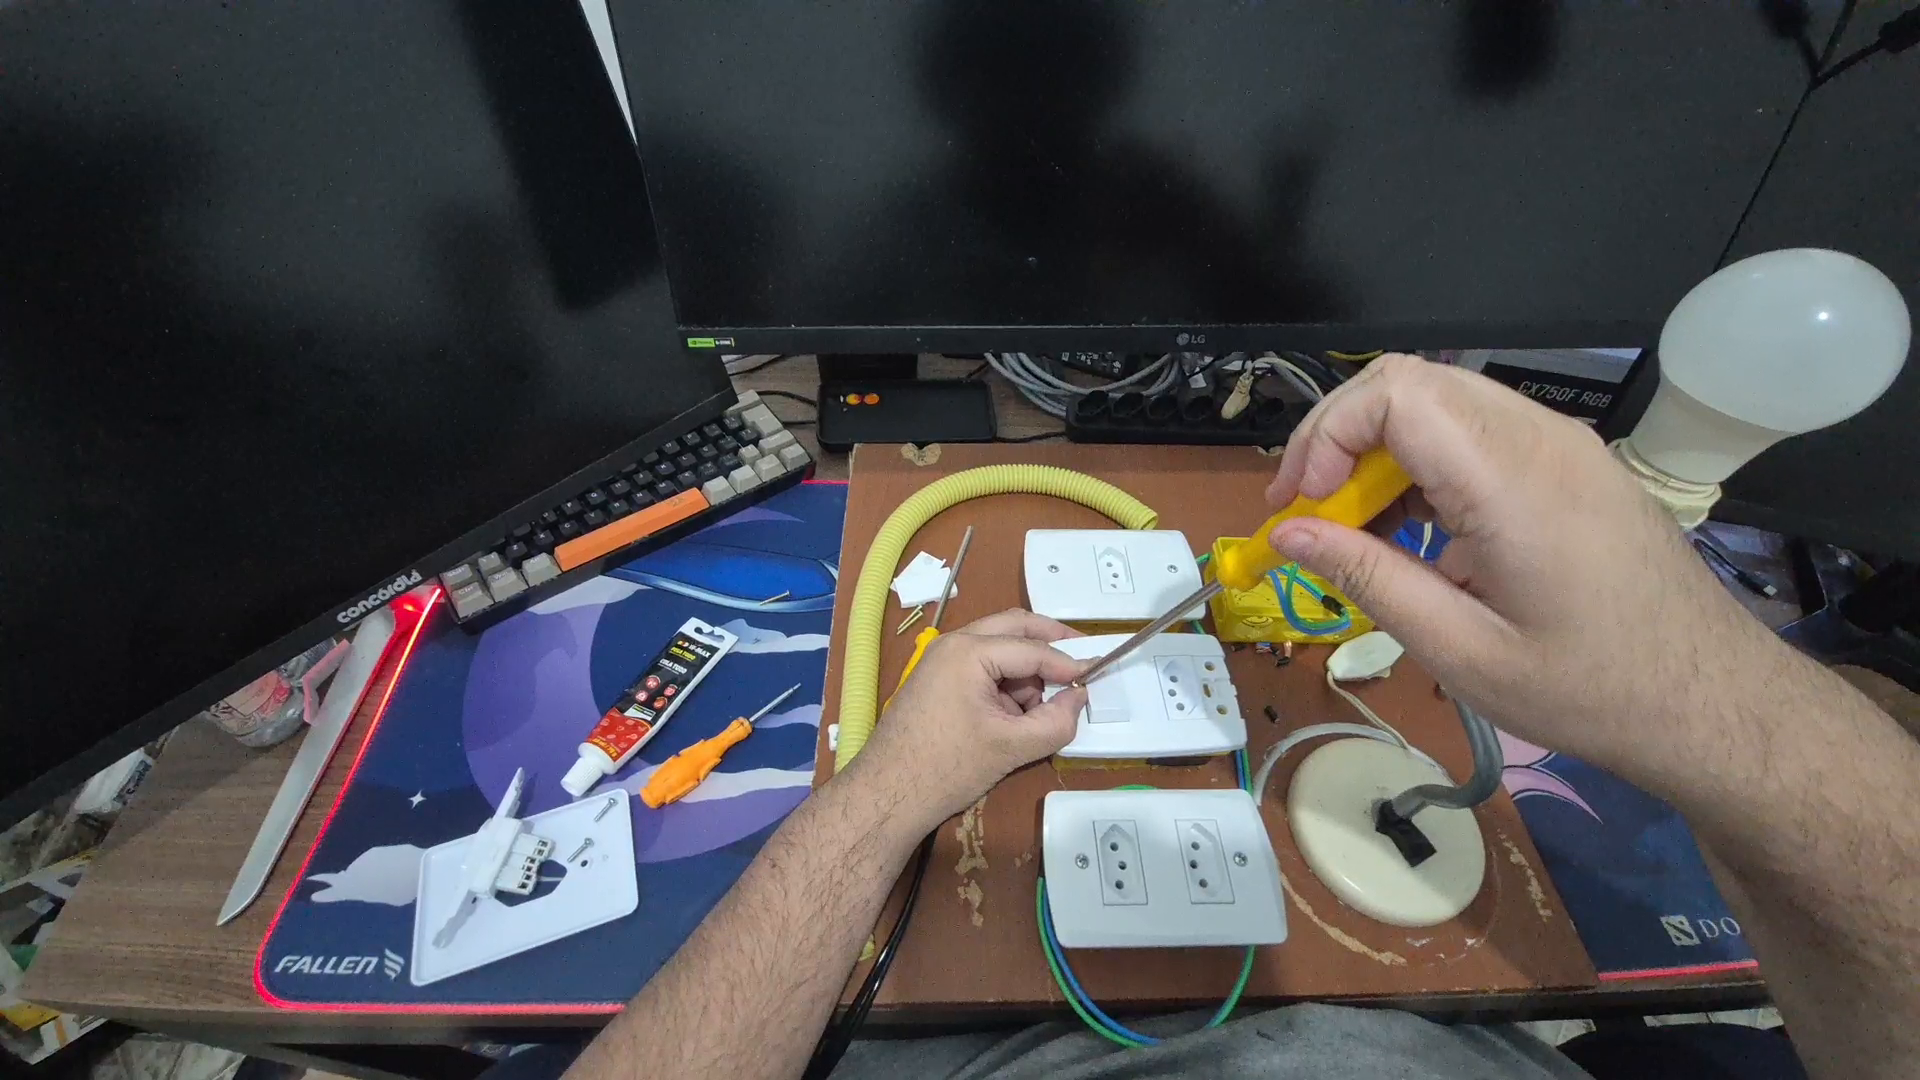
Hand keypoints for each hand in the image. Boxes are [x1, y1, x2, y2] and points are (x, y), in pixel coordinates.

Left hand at [848, 609, 1088, 832]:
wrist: (886, 794)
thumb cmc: (945, 767)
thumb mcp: (1010, 747)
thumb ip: (1055, 722)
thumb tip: (1080, 699)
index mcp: (968, 651)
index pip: (1030, 648)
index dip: (1067, 663)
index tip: (1097, 674)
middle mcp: (954, 644)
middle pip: (1014, 628)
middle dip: (1049, 643)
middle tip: (1082, 659)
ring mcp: (942, 660)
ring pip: (999, 648)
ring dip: (1028, 668)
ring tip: (1046, 707)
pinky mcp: (940, 680)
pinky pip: (984, 668)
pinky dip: (1008, 682)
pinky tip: (1020, 714)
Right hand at [1264, 354, 1775, 772]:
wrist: (1718, 705)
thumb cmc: (1588, 688)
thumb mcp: (1458, 648)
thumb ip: (1366, 577)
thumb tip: (1286, 533)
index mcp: (1514, 480)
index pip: (1396, 396)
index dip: (1328, 436)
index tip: (1303, 506)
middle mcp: (1537, 438)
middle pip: (1405, 381)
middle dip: (1333, 434)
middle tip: (1302, 505)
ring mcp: (1555, 444)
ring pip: (1430, 397)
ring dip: (1367, 445)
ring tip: (1341, 517)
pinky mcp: (1561, 461)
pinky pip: (1463, 427)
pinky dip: (1408, 459)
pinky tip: (1398, 521)